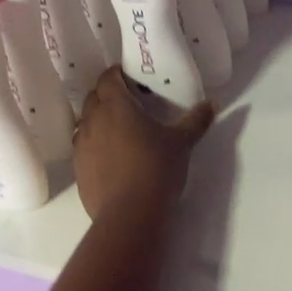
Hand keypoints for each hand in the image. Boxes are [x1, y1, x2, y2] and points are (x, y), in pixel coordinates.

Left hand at [73, 66, 213, 221]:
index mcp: (116, 106)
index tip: (128, 77)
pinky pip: (82, 147)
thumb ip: (196, 120)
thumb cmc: (156, 169)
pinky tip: (109, 156)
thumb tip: (213, 103)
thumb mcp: (182, 143)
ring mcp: (82, 146)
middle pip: (93, 97)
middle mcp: (94, 120)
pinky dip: (93, 144)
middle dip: (106, 95)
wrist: (129, 216)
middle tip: (126, 102)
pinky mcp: (78, 170)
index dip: (115, 74)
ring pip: (84, 122)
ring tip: (116, 128)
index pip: (107, 78)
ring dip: (97, 119)